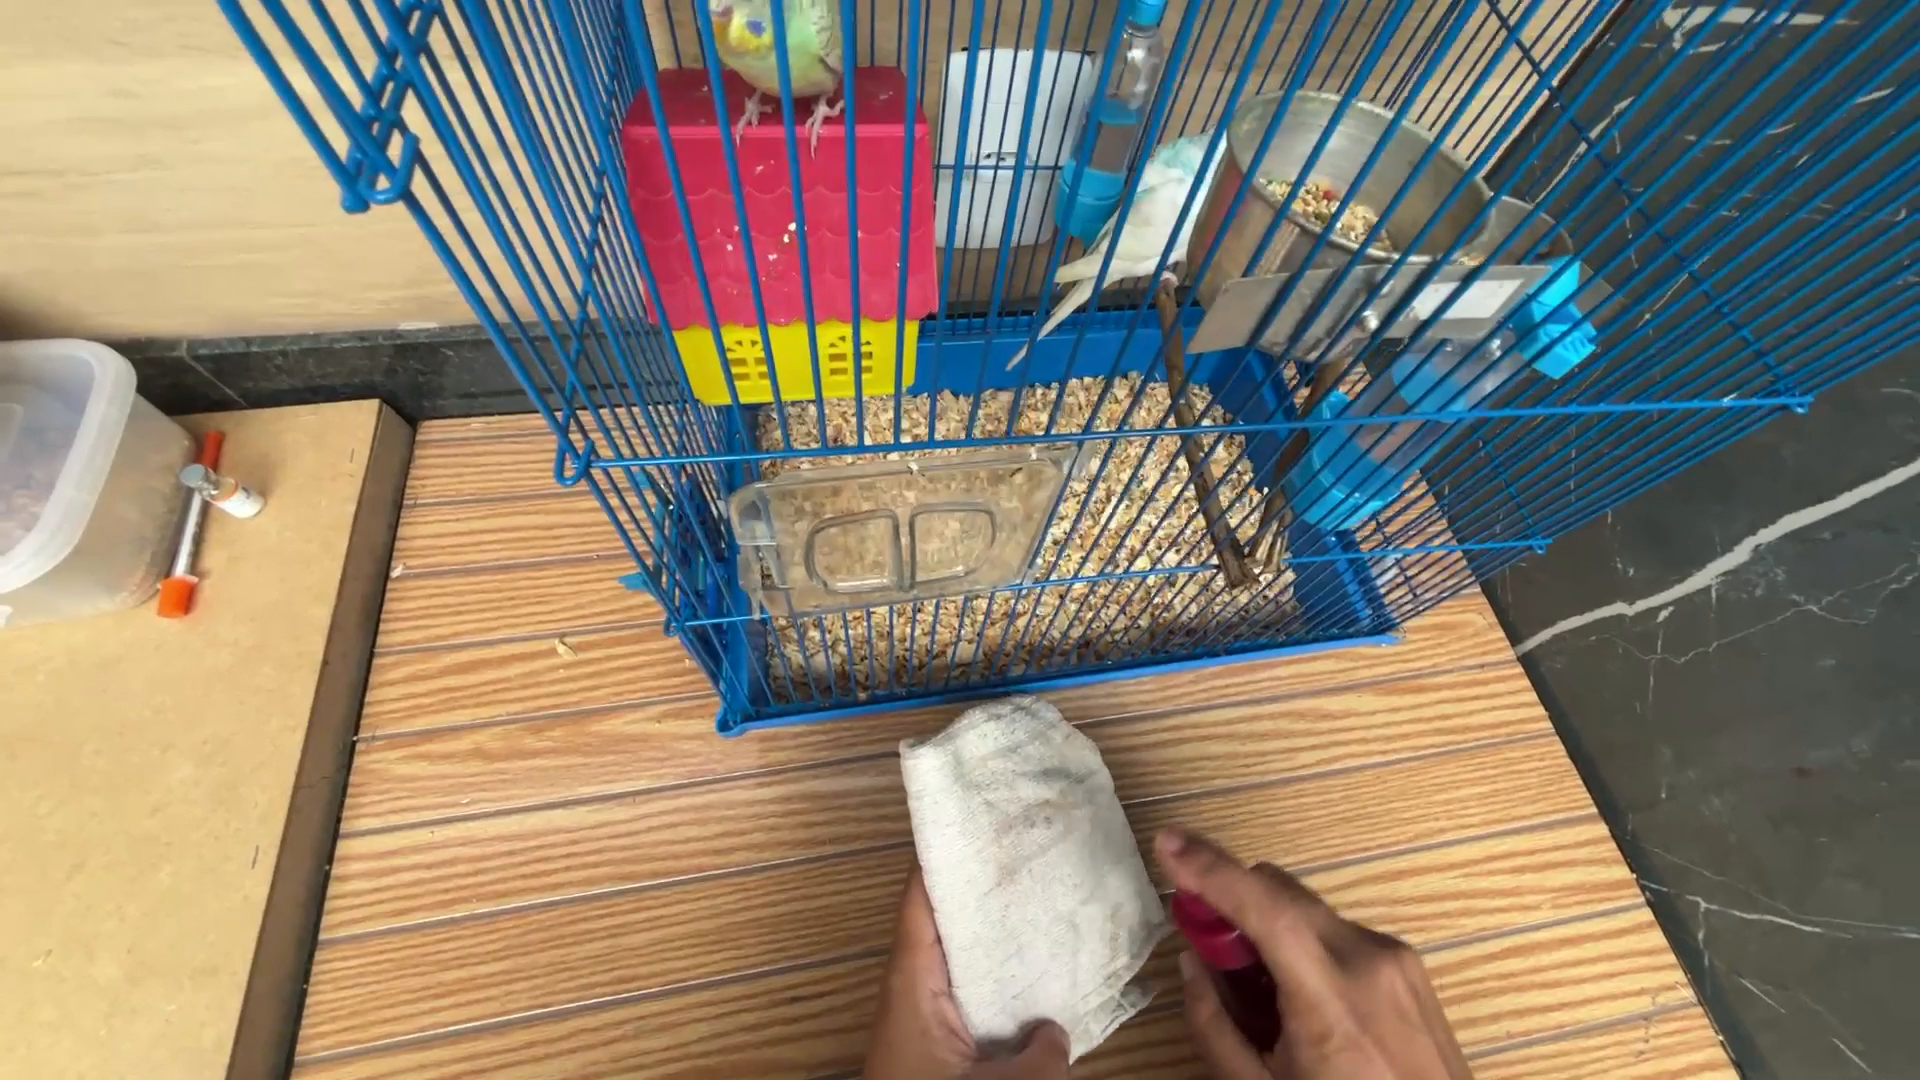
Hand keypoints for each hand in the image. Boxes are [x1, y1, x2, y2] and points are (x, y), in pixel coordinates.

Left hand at [863, 866, 1070, 1079]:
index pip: (921, 895)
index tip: (979, 826)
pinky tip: (1027, 976)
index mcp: (912, 976)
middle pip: (943, 917)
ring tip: (1033, 903)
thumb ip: (1041, 1056)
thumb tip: (1056, 1031)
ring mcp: (921, 1009)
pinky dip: (990, 974)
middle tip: (1023, 857)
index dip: (945, 855)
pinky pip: (963, 988)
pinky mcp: (932, 1036)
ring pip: (955, 954)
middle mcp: (912, 982)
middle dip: (979, 889)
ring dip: (988, 934)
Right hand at [1155, 828, 1471, 1079]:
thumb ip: (1214, 1027)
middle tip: (1203, 943)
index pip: (1264, 907)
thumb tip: (1191, 961)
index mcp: (1334, 1003)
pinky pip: (1333, 928)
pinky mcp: (1409, 965)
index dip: (1211, 869)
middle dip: (1230, 900)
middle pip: (1277, 891)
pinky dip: (1300, 941)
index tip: (1166, 843)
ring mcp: (1397, 959)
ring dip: (1266, 923)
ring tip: (1261, 988)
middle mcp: (1369, 960)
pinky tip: (1301, 995)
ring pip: (1302, 906)